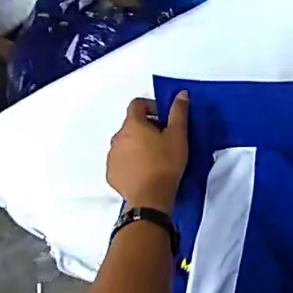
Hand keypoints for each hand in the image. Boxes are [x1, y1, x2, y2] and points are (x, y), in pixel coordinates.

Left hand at [106, 93, 189, 212]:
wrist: (150, 198)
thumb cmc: (165, 163)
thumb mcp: (178, 135)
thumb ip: (178, 112)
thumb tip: (181, 93)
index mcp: (132, 124)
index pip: (137, 104)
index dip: (151, 106)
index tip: (164, 119)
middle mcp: (117, 137)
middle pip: (131, 124)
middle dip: (146, 127)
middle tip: (163, 140)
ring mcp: (111, 156)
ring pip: (125, 143)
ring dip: (137, 145)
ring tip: (154, 157)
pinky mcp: (111, 173)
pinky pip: (121, 161)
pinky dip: (131, 161)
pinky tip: (144, 171)